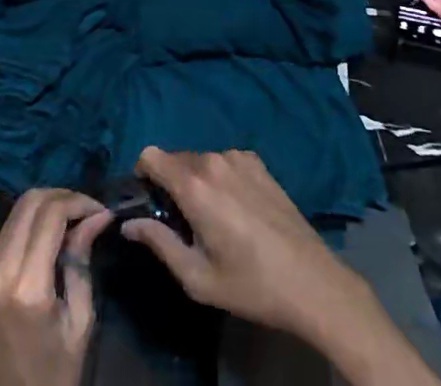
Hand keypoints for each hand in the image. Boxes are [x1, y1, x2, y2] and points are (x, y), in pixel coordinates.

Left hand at [0, 189, 113, 385]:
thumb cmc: (54, 373)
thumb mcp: (80, 321)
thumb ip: (82, 262)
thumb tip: (98, 216)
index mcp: (27, 286)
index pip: (51, 214)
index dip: (80, 201)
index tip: (103, 212)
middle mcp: (0, 270)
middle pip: (29, 202)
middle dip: (63, 196)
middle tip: (90, 211)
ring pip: (16, 211)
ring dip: (48, 205)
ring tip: (76, 219)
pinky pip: (10, 231)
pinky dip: (34, 220)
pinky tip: (56, 234)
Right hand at [118, 148, 371, 344]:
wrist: (311, 281)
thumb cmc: (250, 284)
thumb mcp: (196, 277)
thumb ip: (159, 243)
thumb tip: (129, 224)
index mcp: (195, 186)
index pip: (151, 155)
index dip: (143, 177)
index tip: (150, 205)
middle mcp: (215, 161)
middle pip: (175, 159)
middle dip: (169, 184)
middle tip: (181, 223)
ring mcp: (241, 159)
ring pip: (201, 161)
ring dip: (196, 182)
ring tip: (211, 219)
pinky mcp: (260, 164)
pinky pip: (224, 163)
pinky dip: (220, 178)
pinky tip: (236, 210)